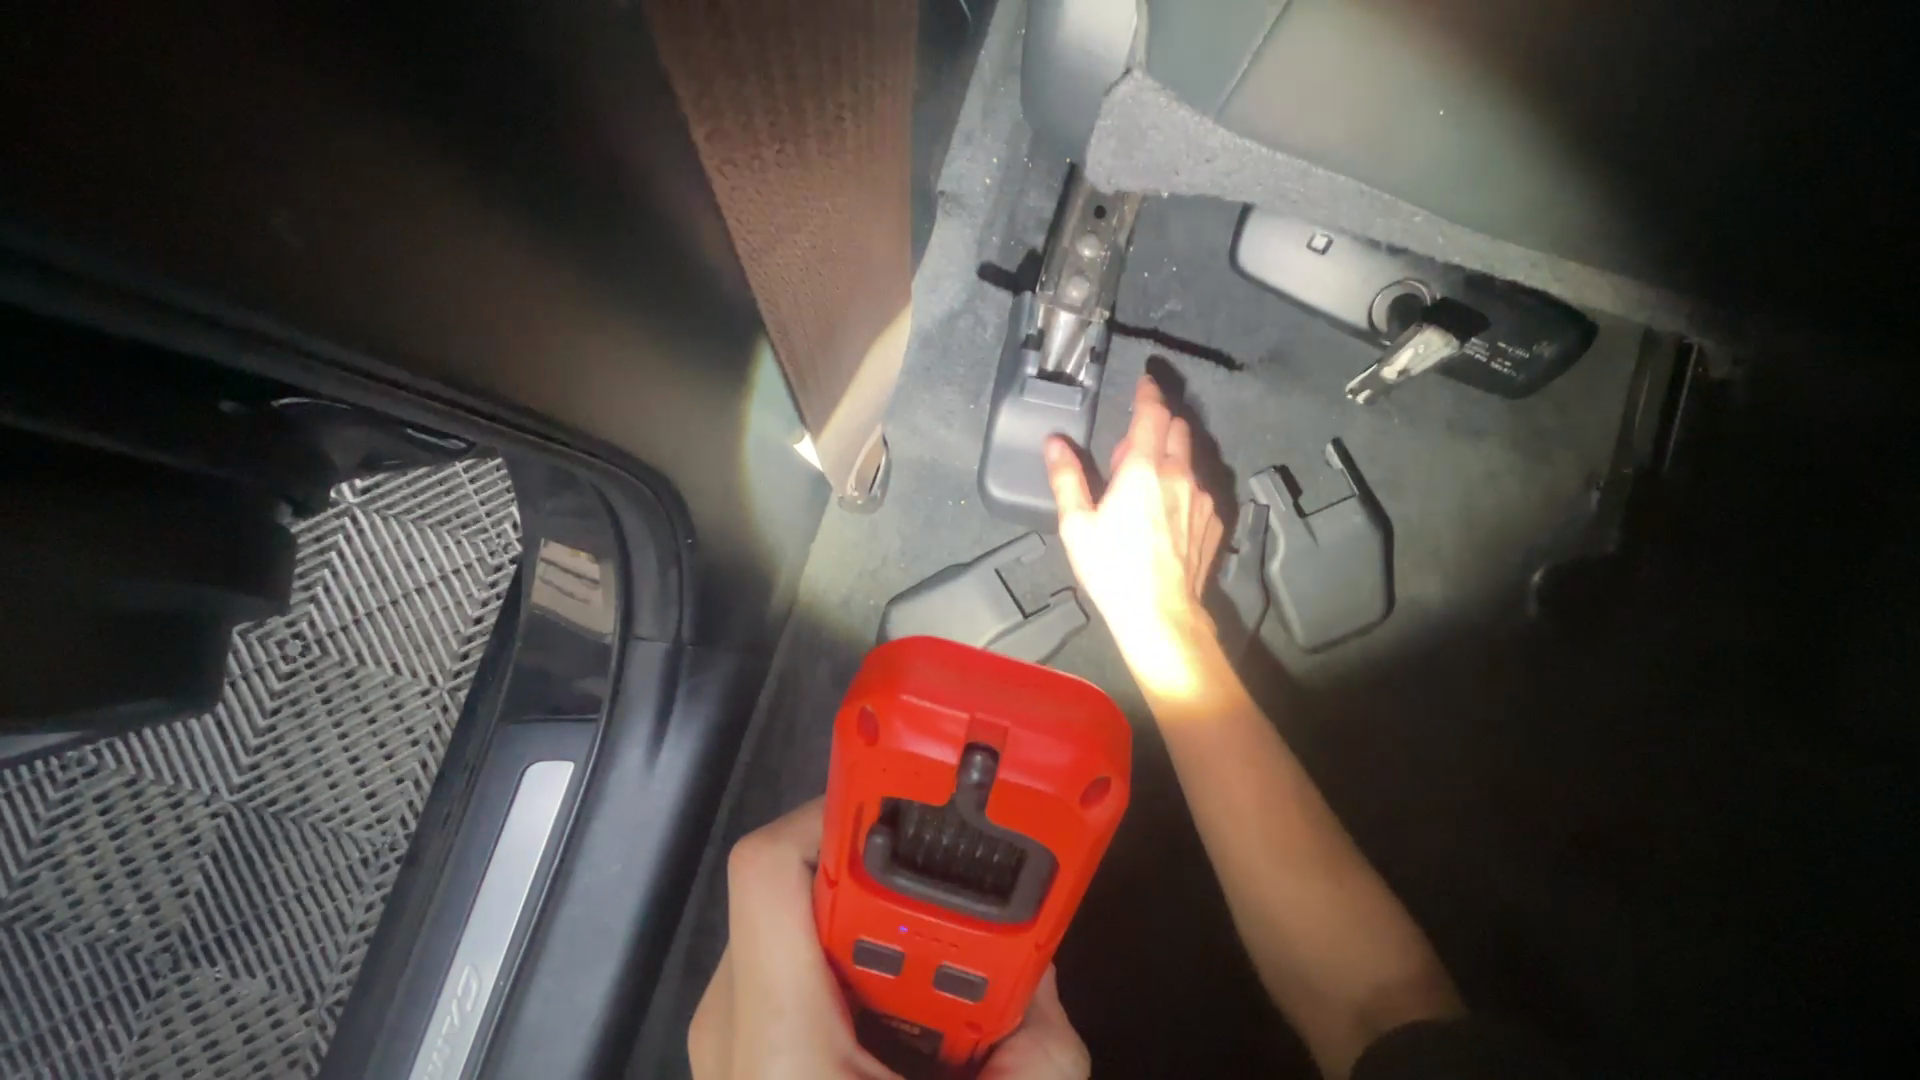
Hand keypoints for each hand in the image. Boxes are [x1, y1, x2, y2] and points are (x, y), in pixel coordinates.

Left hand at [689, 799, 1090, 1079]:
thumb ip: (1038, 1057)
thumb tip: (1041, 978)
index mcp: (776, 1035)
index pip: (771, 864)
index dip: (841, 811)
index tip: (917, 809)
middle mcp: (732, 1021)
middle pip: (799, 885)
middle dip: (888, 880)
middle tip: (958, 909)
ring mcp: (729, 1038)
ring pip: (801, 925)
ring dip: (877, 926)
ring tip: (940, 972)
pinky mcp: (742, 1052)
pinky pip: (796, 968)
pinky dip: (856, 966)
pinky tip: (904, 1015)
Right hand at [1046, 375, 1225, 697]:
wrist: (1160, 613)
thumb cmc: (1113, 570)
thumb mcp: (1076, 525)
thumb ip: (1066, 478)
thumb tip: (1054, 444)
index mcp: (1142, 469)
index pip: (1151, 414)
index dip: (1148, 393)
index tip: (1145, 382)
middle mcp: (1178, 475)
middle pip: (1177, 429)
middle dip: (1158, 425)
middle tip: (1130, 450)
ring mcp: (1202, 498)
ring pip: (1190, 459)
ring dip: (1170, 457)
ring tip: (1146, 485)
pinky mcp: (1213, 520)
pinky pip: (1200, 488)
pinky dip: (1183, 486)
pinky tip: (1166, 512)